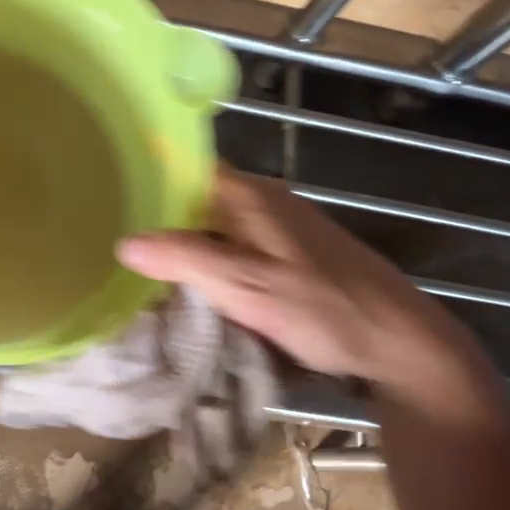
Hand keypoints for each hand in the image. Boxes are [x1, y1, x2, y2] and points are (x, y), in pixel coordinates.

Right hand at [117, 167, 479, 389]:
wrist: (400, 343)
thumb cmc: (325, 309)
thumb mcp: (249, 288)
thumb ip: (187, 260)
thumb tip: (126, 241)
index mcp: (253, 196)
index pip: (189, 167)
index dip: (150, 177)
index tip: (110, 196)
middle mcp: (267, 202)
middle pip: (200, 198)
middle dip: (161, 217)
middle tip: (115, 240)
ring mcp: (283, 229)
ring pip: (218, 226)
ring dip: (186, 244)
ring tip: (142, 266)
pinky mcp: (293, 257)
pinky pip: (237, 249)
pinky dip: (212, 262)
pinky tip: (193, 288)